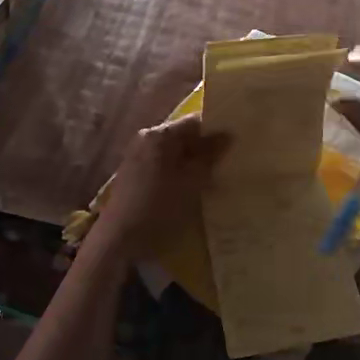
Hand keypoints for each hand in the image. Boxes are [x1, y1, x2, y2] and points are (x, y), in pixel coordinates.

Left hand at [92, 113, 227, 253]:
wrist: (120, 238)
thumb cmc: (159, 206)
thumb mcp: (191, 182)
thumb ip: (209, 156)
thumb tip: (227, 135)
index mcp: (158, 134)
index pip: (194, 122)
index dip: (217, 130)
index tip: (239, 141)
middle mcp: (145, 140)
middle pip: (183, 137)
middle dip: (206, 149)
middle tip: (234, 161)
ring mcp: (138, 158)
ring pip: (174, 155)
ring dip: (194, 164)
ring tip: (219, 177)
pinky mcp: (135, 177)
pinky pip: (164, 168)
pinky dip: (180, 175)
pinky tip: (195, 190)